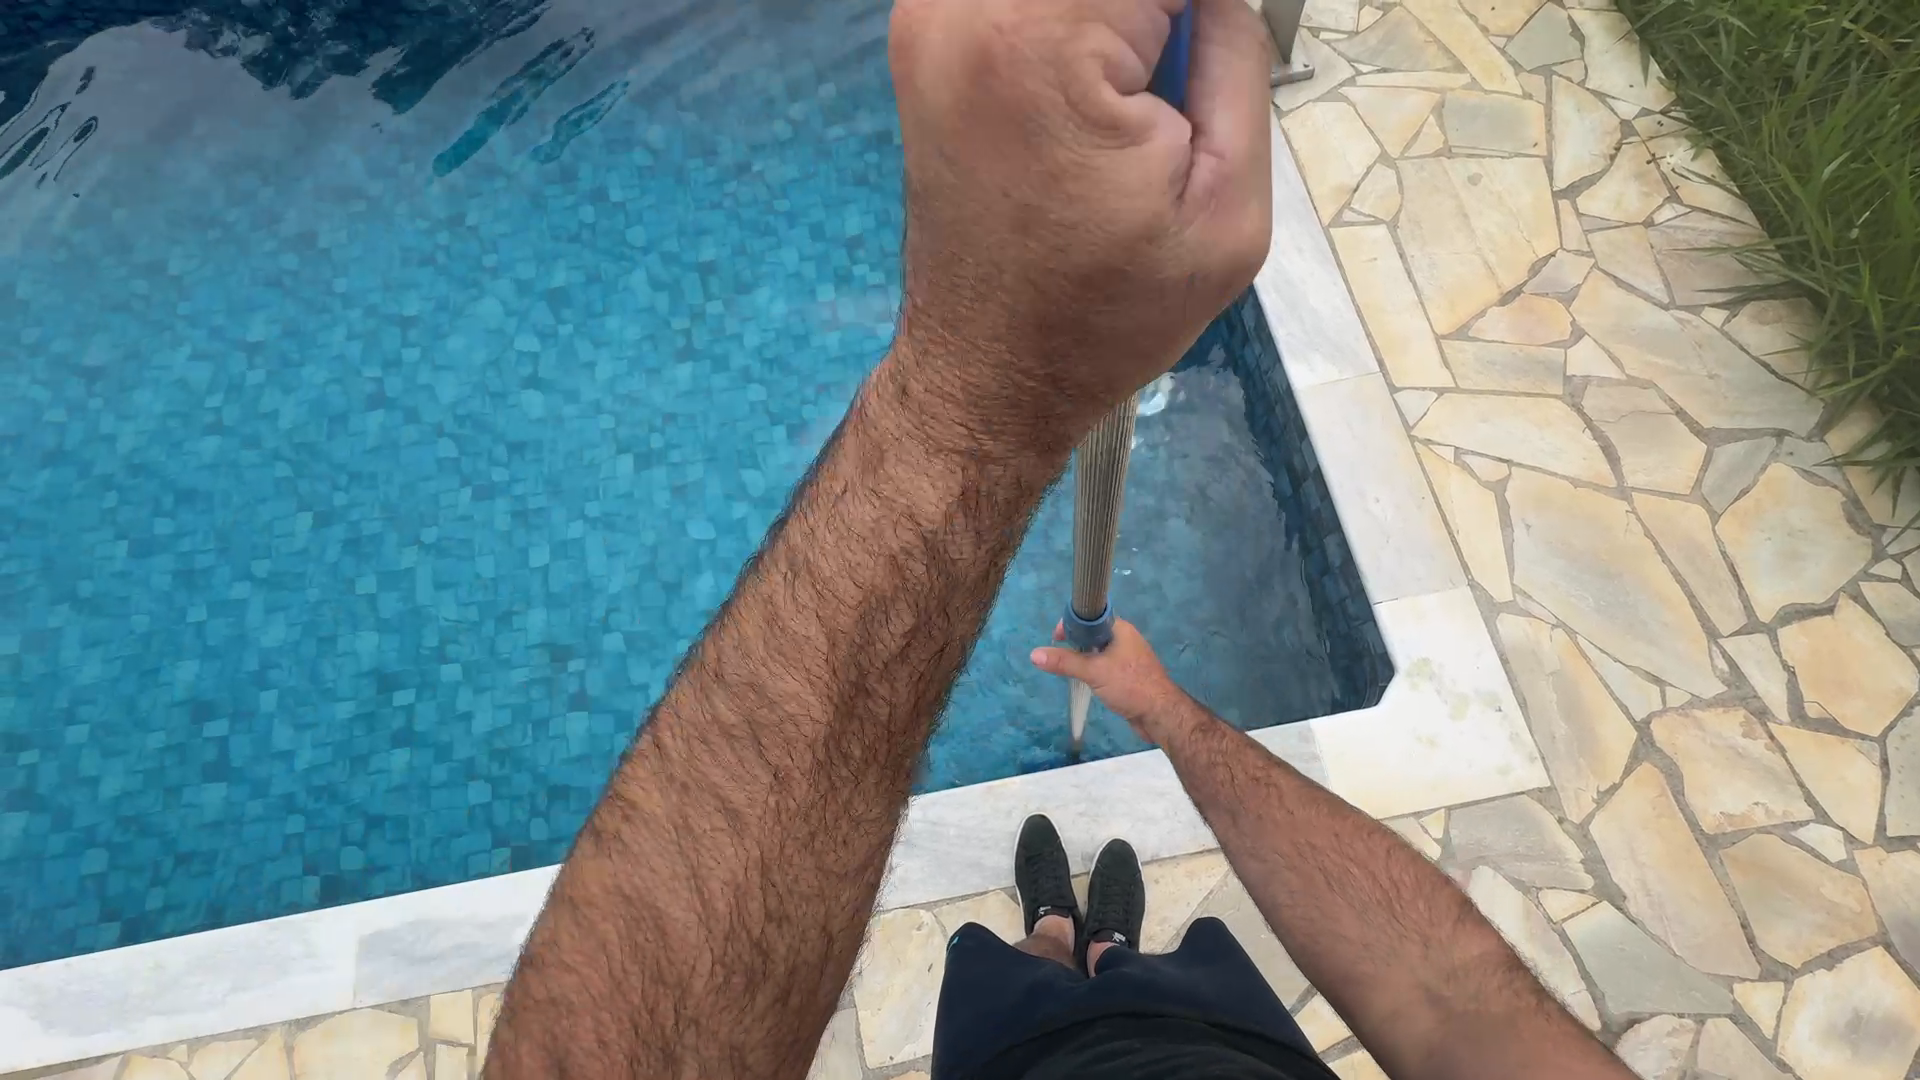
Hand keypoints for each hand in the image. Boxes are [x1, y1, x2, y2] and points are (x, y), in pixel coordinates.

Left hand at [883, 0, 1271, 454]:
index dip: (1201, 11)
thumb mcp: (1226, 212)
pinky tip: (1086, 90)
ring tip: (1135, 92)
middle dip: (1155, 17)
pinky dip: (1066, 26)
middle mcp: (959, 8)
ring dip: (1113, 25)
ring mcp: (925, 20)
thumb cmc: (1103, 323)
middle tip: (1167, 87)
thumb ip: (1237, 53)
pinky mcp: (919, 44)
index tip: (1207, 56)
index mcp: (1038, 42)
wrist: (989, 378)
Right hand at [1031, 618, 1186, 741]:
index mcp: (1120, 629)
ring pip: (1098, 651)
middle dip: (1075, 642)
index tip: (1056, 638)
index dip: (1071, 624)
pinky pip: (1105, 665)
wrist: (1160, 714)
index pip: (1090, 616)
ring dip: (1083, 657)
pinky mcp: (1128, 675)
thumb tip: (1034, 654)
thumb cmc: (1130, 685)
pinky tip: (1086, 681)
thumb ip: (1064, 662)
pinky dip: (1093, 669)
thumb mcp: (1093, 671)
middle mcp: (1124, 639)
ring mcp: (1128, 657)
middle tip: (1059, 655)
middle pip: (1093, 633)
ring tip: (1068, 669)